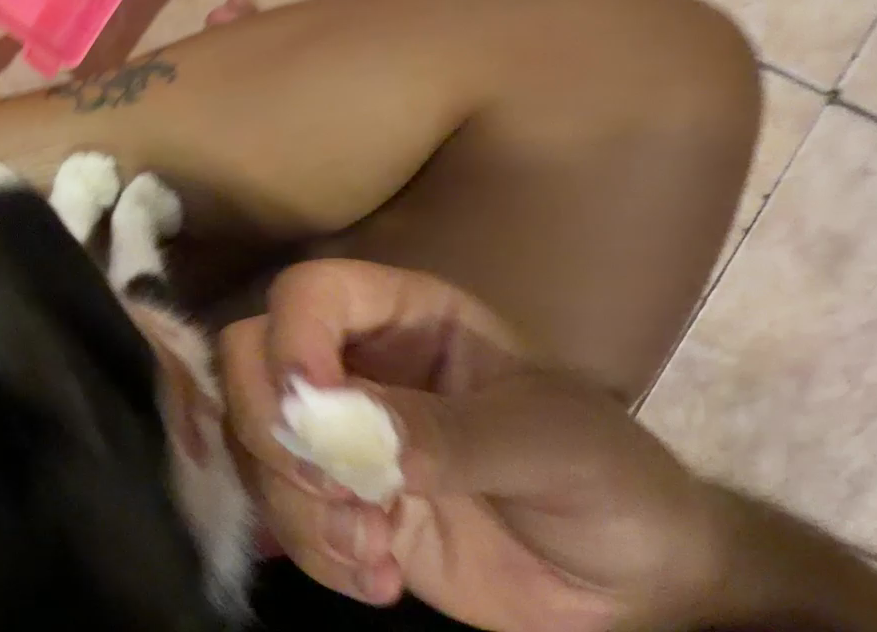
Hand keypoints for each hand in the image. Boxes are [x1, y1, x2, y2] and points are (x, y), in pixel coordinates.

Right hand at [220, 260, 725, 631]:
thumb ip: (454, 434)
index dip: (293, 335)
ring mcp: (334, 431)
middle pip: (248, 355)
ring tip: (374, 552)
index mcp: (401, 315)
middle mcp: (351, 362)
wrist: (627, 584)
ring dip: (295, 502)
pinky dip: (311, 549)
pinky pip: (275, 507)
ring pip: (250, 436)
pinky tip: (378, 577)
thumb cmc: (606, 479)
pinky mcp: (333, 498)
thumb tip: (353, 432)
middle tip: (333, 488)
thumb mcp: (550, 444)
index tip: (313, 404)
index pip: (311, 292)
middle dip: (270, 425)